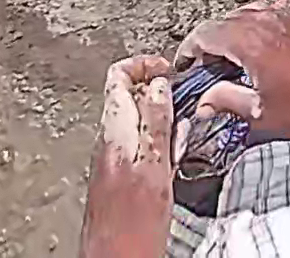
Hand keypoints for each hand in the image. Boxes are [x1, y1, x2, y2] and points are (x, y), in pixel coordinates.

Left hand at [82, 56, 174, 257]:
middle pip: (132, 93)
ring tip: (178, 140)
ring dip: (162, 121)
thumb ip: (156, 119)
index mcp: (115, 126)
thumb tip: (159, 82)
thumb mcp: (154, 163)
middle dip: (160, 95)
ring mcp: (113, 154)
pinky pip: (140, 141)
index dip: (145, 64)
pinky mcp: (120, 172)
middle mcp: (109, 135)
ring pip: (139, 117)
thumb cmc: (133, 224)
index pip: (120, 73)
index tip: (169, 71)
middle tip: (180, 110)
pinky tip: (171, 161)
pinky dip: (159, 143)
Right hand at [176, 3, 289, 150]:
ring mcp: (279, 16)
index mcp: (249, 41)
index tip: (183, 66)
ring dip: (228, 34)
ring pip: (240, 16)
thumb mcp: (261, 114)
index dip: (189, 49)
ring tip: (226, 61)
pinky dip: (248, 27)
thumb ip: (226, 100)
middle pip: (221, 23)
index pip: (206, 33)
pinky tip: (252, 49)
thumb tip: (203, 101)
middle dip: (208, 43)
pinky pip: (260, 14)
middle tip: (203, 70)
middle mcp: (262, 21)